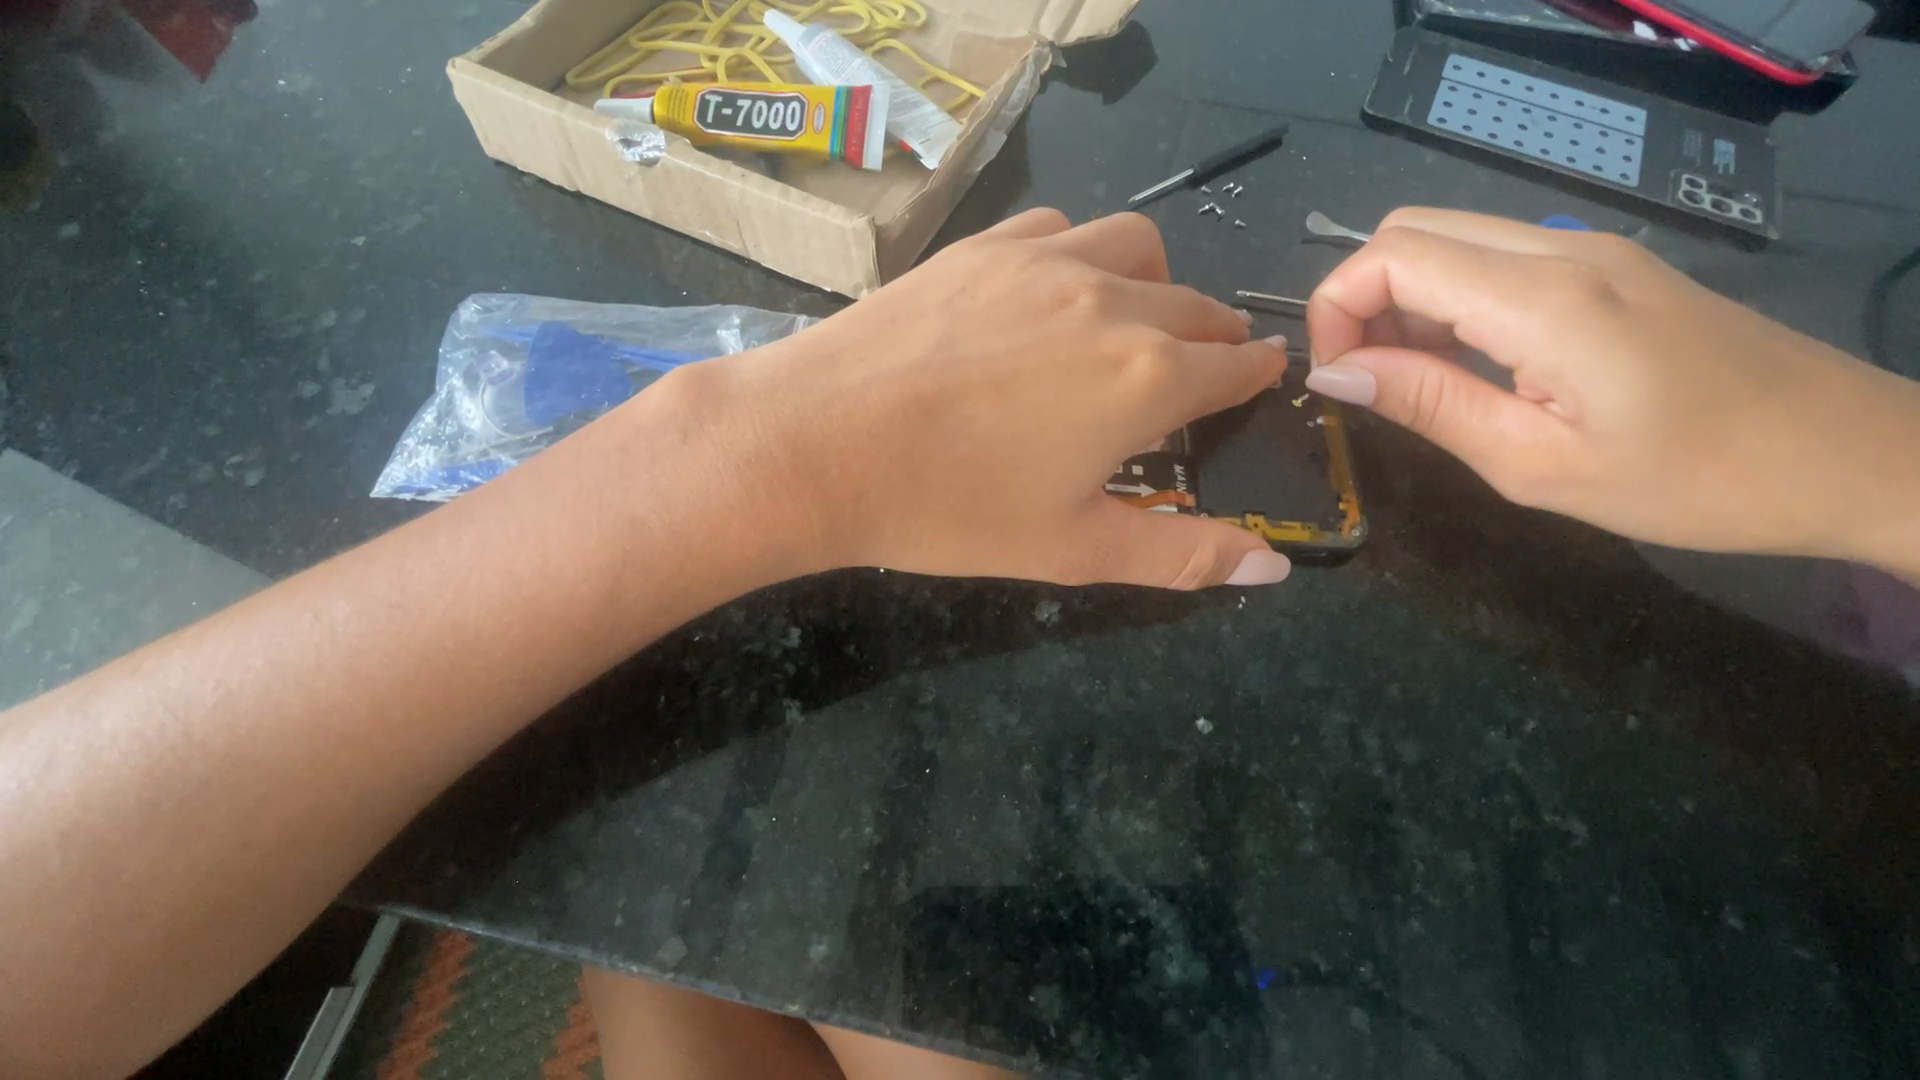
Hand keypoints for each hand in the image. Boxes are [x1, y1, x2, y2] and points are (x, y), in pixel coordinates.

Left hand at [684, 209, 1293, 588]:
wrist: (816, 445)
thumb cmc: (948, 510)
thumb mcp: (1074, 550)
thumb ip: (1181, 554)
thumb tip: (1273, 565)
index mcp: (1145, 379)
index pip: (1234, 367)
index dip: (1255, 376)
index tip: (1259, 379)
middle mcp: (1111, 302)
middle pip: (1195, 305)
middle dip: (1213, 338)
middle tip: (1199, 368)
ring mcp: (1044, 262)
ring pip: (1137, 248)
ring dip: (1157, 282)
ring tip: (1132, 321)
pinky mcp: (983, 246)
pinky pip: (1061, 228)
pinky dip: (1081, 253)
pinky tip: (1051, 291)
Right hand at [1303, 208, 1919, 571]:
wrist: (1849, 457)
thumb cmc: (1691, 480)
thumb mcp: (1534, 463)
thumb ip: (1427, 404)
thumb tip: (1332, 374)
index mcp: (1543, 299)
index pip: (1391, 256)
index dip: (1335, 308)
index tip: (1336, 379)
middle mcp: (1562, 250)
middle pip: (1409, 230)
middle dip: (1358, 298)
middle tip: (1363, 379)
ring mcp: (1588, 251)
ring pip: (1447, 239)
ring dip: (1399, 301)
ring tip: (1408, 380)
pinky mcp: (1603, 268)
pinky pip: (1490, 259)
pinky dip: (1445, 301)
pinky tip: (1460, 363)